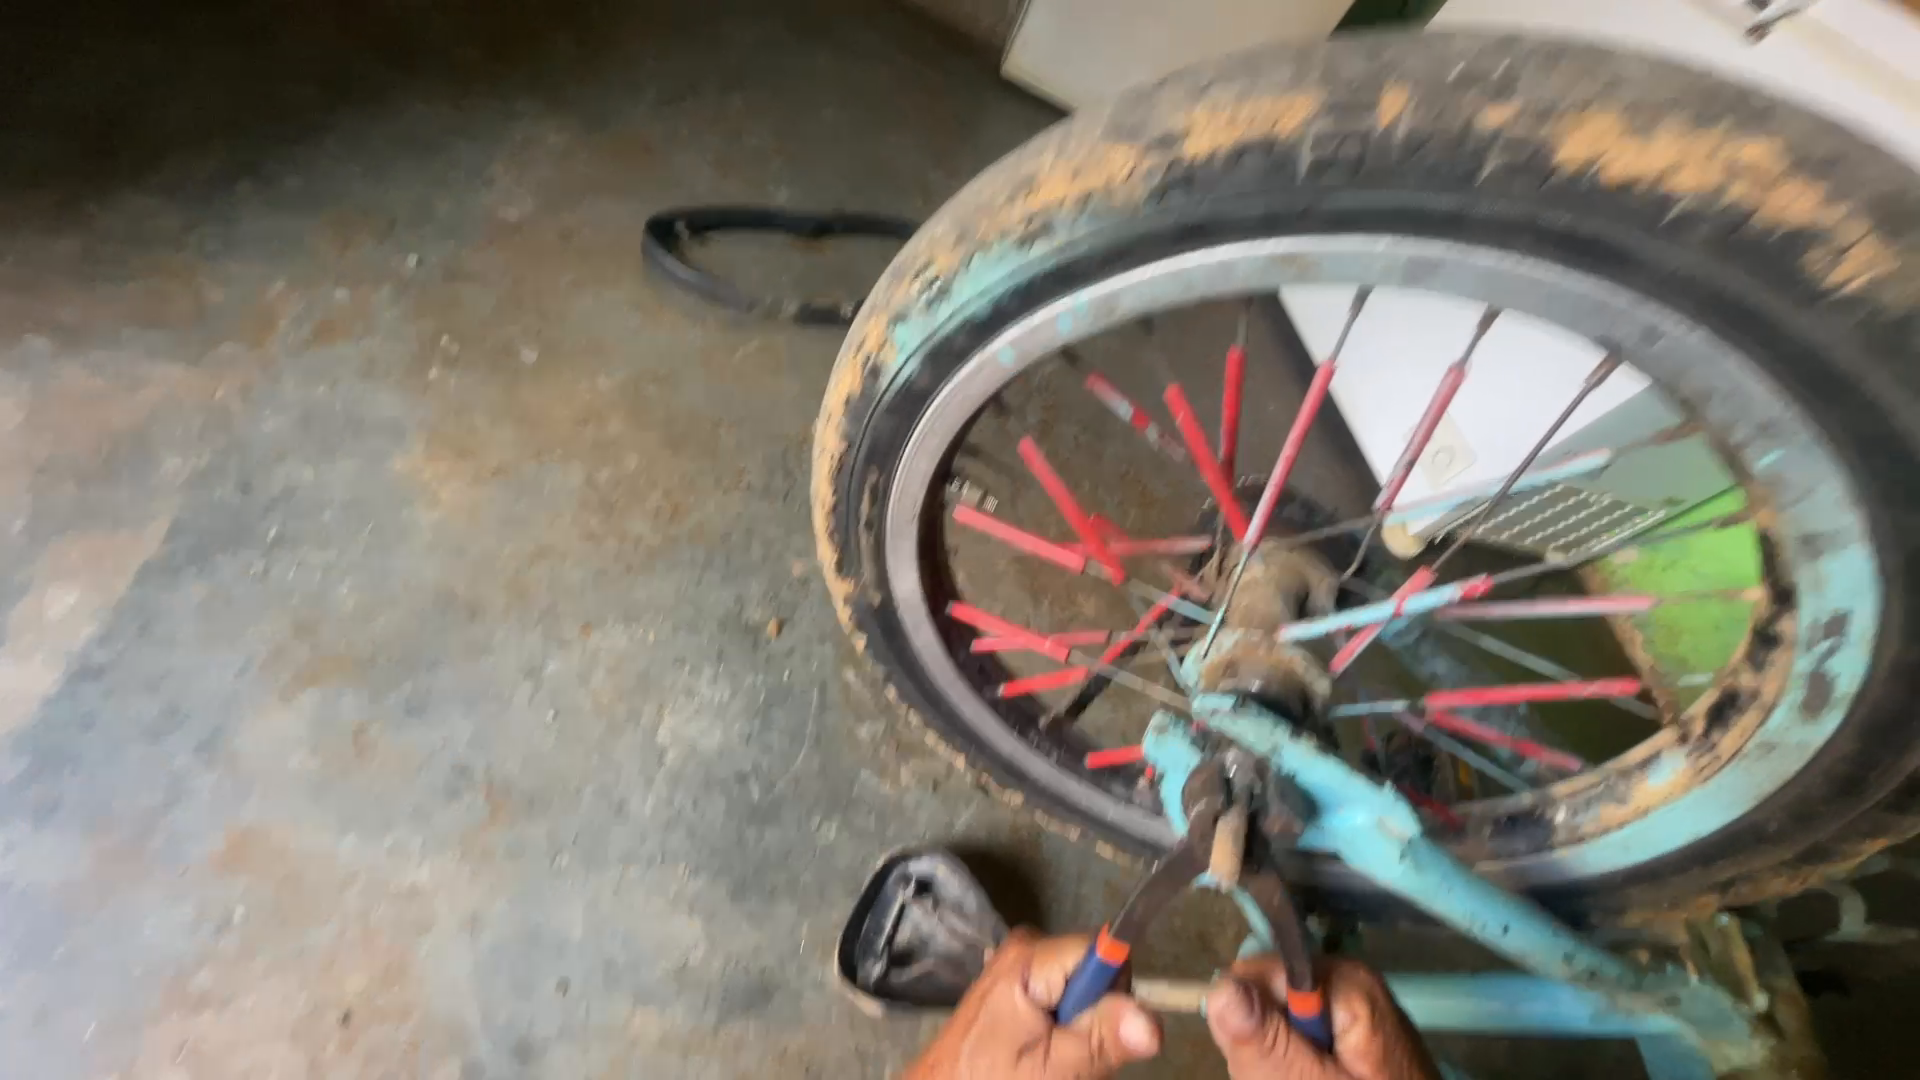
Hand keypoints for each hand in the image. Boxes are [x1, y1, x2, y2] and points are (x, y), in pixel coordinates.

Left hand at [903, 929, 1162, 1079]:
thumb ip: (1100, 1039)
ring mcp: (1019, 959)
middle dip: (1096, 1012)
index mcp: (1032, 954)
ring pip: (1082, 983)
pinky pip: (1062, 990)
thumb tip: (1153, 1021)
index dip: (1114, 991)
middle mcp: (1026, 943)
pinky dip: (1062, 1021)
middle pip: (1095, 966)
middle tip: (1069, 1053)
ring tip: (1050, 1055)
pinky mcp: (1016, 976)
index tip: (1098, 1031)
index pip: (1105, 948)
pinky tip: (1041, 1048)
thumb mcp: (1053, 1069)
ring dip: (1079, 1022)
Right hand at [1205, 956, 1439, 1079]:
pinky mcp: (1352, 1040)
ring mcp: (1351, 1012)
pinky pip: (1299, 1043)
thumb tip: (1219, 988)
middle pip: (1264, 999)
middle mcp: (1348, 982)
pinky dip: (1294, 1073)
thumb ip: (1269, 1044)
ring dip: (1276, 1068)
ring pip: (1276, 1026)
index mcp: (1346, 981)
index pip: (1255, 976)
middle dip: (1265, 1051)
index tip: (1268, 1070)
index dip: (1249, 1025)